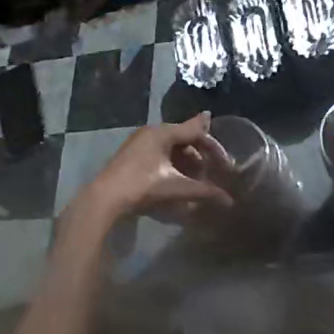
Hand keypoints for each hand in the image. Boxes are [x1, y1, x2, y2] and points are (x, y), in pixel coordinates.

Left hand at [71, 113, 236, 224]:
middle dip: (201, 157)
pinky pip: (161, 155)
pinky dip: (174, 167)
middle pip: (185, 139)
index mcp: (163, 132)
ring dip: (187, 163)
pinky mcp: (132, 157)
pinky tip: (178, 183)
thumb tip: (229, 200)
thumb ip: (205, 191)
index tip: (227, 165)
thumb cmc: (142, 187)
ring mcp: (140, 144)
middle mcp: (152, 132)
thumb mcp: (177, 187)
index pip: (197, 132)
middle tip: (213, 173)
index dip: (215, 148)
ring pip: (172, 148)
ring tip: (196, 181)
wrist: (104, 199)